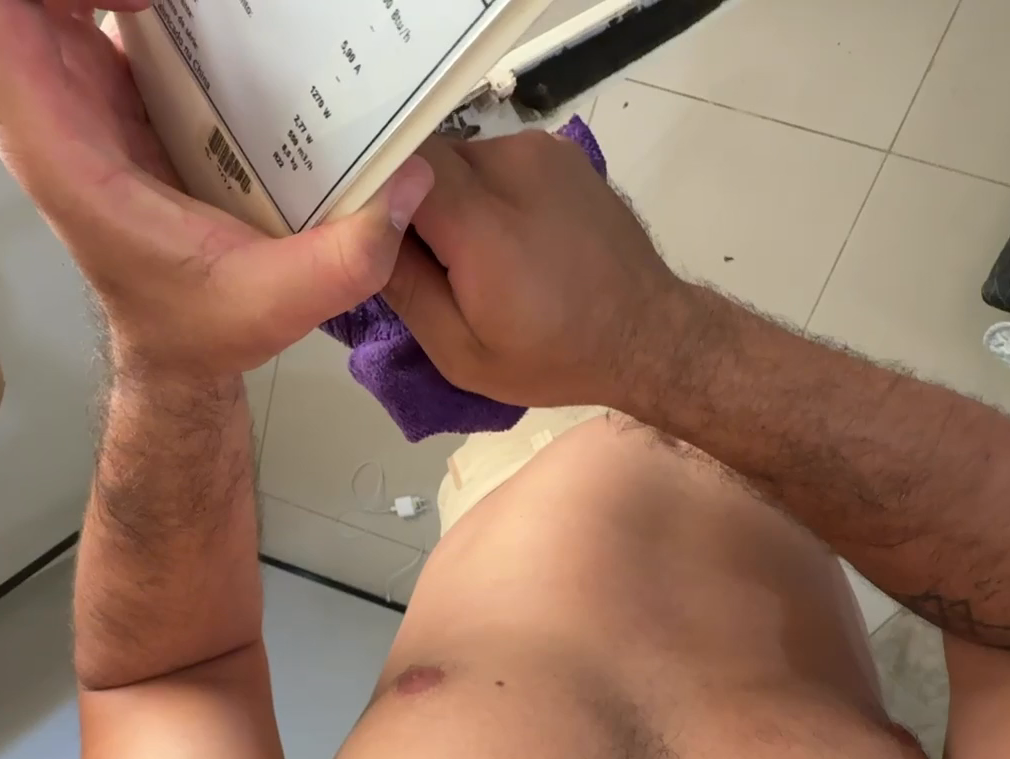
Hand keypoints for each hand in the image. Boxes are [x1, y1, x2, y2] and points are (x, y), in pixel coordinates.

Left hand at [0, 0, 434, 375]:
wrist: (179, 348)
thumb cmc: (203, 330)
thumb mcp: (278, 307)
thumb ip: (346, 260)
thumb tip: (409, 182)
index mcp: (61, 148)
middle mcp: (52, 105)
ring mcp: (77, 90)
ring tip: (221, 2)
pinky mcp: (112, 88)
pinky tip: (220, 8)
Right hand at [383, 131, 696, 410]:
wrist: (646, 335)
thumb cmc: (553, 357)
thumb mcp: (463, 352)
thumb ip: (407, 291)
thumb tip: (362, 240)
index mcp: (482, 222)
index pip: (397, 164)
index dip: (371, 194)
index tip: (363, 234)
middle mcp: (512, 165)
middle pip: (426, 160)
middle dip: (409, 205)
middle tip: (420, 263)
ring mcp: (542, 151)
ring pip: (460, 159)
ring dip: (448, 201)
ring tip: (469, 258)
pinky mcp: (561, 153)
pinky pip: (495, 161)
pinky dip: (483, 194)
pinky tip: (503, 241)